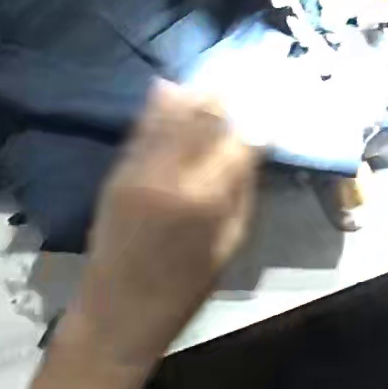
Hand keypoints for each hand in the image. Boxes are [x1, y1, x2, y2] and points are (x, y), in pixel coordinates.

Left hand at [65, 83, 259, 370]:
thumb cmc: (185, 289)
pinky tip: (171, 85)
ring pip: (172, 113)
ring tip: (214, 75)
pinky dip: (158, 103)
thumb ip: (242, 191)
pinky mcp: (118, 171)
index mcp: (208, 198)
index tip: (271, 108)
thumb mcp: (231, 245)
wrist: (116, 313)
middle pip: (206, 116)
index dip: (260, 121)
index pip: (242, 141)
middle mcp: (174, 174)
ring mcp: (141, 169)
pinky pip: (141, 127)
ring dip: (195, 90)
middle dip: (228, 94)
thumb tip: (253, 149)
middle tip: (244, 78)